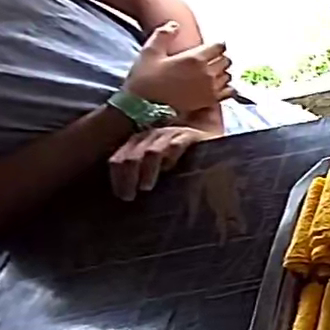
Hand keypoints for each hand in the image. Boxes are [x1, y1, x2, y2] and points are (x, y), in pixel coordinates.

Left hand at [108, 112, 223, 201]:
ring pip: (150, 152)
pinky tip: (169, 169)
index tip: (122, 197)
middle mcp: (151, 136)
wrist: (211, 133)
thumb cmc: (187, 156)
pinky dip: (169, 158)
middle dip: (127, 178)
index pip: (118, 159)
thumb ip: (145, 171)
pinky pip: (175, 146)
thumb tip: (130, 194)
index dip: (117, 179)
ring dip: (146, 171)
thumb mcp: (160, 163)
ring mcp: (170, 134)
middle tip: (130, 197)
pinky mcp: (190, 135)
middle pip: (131, 157)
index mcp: (139, 142)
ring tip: (146, 187)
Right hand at [121, 21, 232, 115]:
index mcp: (194, 58)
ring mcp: (211, 88)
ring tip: (212, 73)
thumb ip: (164, 35)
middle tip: (211, 59)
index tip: (212, 47)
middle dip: (220, 58)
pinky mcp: (211, 101)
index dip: (217, 45)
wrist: (143, 105)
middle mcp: (206, 73)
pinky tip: (218, 86)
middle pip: (226, 61)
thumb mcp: (150, 51)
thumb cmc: (145, 77)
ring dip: (223, 72)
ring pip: (228, 76)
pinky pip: (229, 92)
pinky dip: (228, 87)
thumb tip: (176, 24)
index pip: (219, 47)